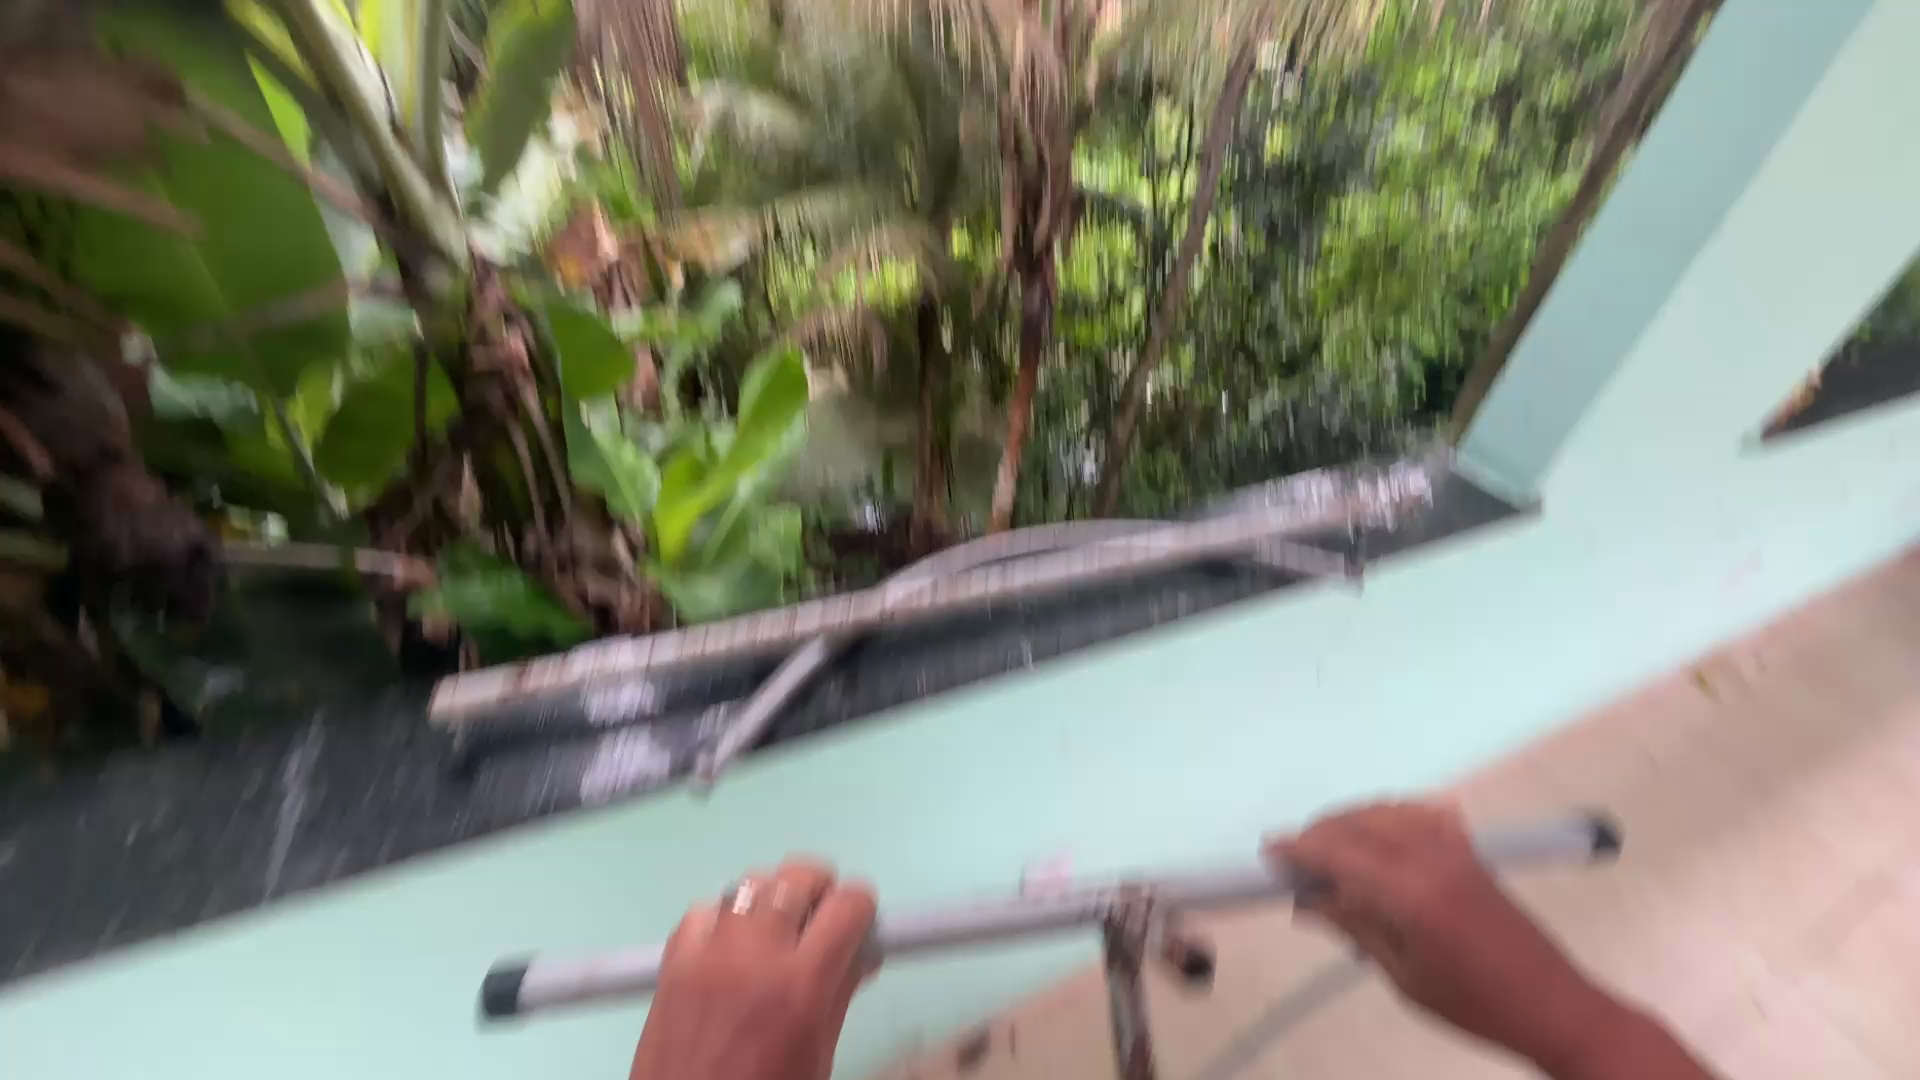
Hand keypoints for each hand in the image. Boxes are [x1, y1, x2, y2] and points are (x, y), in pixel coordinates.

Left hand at [630, 857, 877, 1079]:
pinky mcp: (672, 963)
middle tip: (822, 917)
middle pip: (797, 876)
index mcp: (800, 984)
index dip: (862, 907)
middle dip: (820, 888)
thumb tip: (862, 950)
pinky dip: (724, 917)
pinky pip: (704, 911)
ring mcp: (709, 952)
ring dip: (774, 896)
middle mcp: (755, 953)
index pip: (848, 904)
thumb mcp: (818, 1055)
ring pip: (752, 882)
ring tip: (777, 928)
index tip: (861, 922)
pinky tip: (731, 944)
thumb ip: (841, 991)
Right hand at [1264, 802, 1622, 1070]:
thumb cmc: (1474, 1003)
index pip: (1338, 853)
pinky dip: (1383, 814)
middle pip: (1355, 822)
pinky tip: (1372, 832)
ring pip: (1381, 809)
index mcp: (1411, 894)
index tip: (1269, 851)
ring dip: (1346, 820)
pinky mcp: (1466, 847)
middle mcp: (1429, 857)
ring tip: (1328, 848)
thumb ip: (1351, 926)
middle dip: (1317, 833)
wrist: (1557, 1007)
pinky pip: (1413, 811)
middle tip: (1295, 859)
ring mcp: (1452, 846)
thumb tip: (1302, 900)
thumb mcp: (1402, 975)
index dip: (1298, 848)